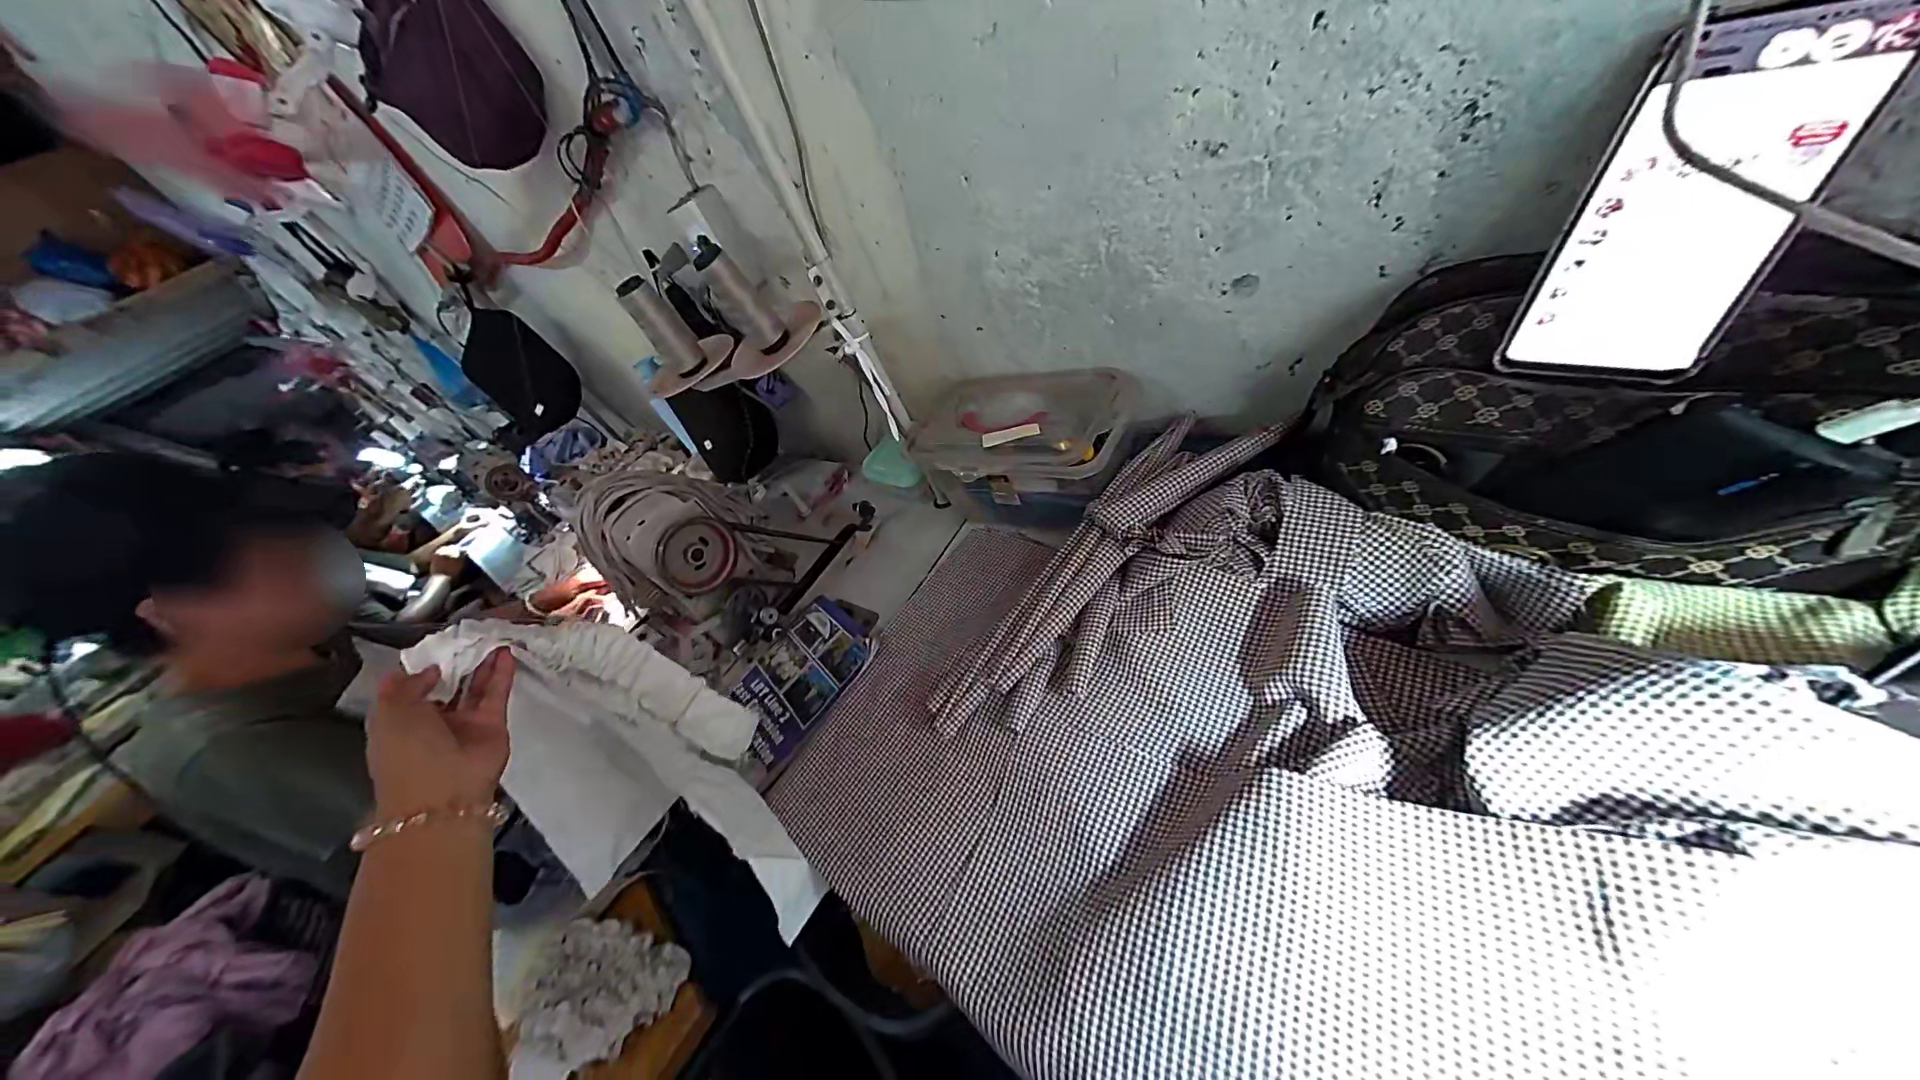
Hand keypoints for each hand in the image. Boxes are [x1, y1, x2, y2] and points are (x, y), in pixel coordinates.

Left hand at [368, 648, 513, 816]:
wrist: (443, 791)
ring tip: (490, 639)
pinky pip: (496, 693)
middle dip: (455, 662)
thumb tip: (431, 669)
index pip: (409, 689)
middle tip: (467, 637)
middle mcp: (432, 721)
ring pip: (473, 687)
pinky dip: (501, 673)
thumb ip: (407, 685)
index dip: (419, 667)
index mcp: (399, 721)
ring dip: (481, 664)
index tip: (433, 646)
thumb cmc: (406, 752)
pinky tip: (505, 652)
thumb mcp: (391, 713)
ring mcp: (464, 722)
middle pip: (446, 686)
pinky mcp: (492, 723)